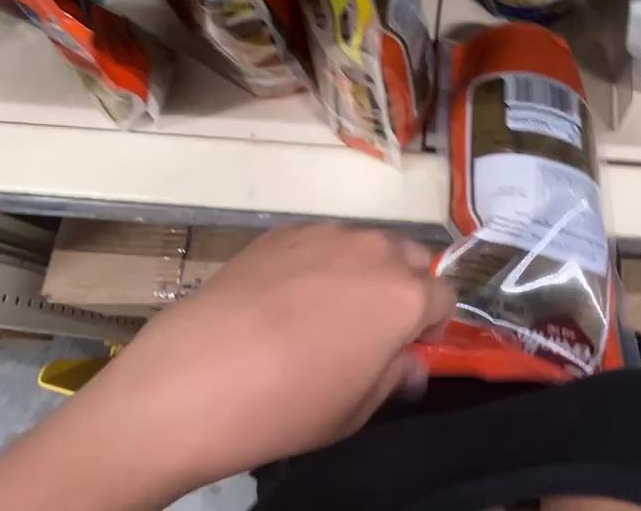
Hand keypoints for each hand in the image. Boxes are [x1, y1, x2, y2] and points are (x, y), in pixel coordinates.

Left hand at [67, 224, 454, 495]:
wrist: (195, 376)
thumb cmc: (288, 405)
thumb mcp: (355, 410)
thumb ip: (395, 375)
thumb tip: (411, 361)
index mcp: (406, 296)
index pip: (445, 295)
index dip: (430, 324)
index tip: (406, 347)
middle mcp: (375, 251)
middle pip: (412, 258)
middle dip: (404, 287)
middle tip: (369, 329)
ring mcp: (327, 234)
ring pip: (365, 245)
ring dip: (362, 271)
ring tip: (321, 311)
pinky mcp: (285, 230)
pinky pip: (321, 242)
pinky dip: (318, 262)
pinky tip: (282, 299)